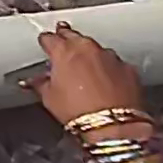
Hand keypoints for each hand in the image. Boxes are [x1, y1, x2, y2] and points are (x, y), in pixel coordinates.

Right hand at [20, 22, 145, 124]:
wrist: (113, 126)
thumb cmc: (80, 112)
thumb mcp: (49, 99)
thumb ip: (41, 84)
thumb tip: (36, 82)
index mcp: (64, 51)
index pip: (50, 38)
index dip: (45, 41)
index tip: (45, 43)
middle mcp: (87, 48)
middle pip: (73, 36)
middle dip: (66, 38)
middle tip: (62, 45)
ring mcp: (108, 55)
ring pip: (94, 47)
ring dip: (88, 53)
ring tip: (84, 67)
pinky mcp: (126, 67)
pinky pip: (113, 61)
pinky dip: (107, 66)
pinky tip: (105, 79)